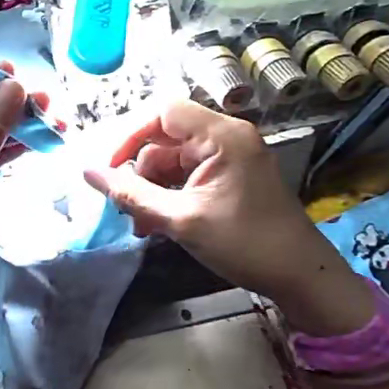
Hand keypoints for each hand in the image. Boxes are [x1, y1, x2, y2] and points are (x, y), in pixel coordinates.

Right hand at [84, 100, 377, 335]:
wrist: (301, 276)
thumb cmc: (245, 244)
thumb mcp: (182, 220)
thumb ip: (132, 194)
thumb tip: (88, 173)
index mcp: (222, 136)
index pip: (163, 112)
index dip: (130, 136)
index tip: (111, 169)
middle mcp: (227, 137)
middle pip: (165, 138)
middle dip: (140, 173)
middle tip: (126, 209)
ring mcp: (231, 157)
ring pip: (173, 160)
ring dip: (152, 189)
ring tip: (143, 226)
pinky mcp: (231, 176)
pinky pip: (189, 175)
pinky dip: (170, 196)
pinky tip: (158, 225)